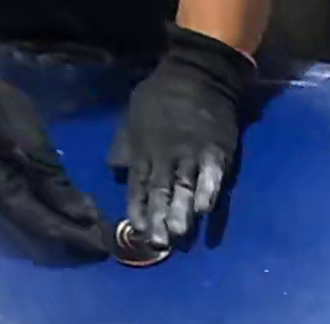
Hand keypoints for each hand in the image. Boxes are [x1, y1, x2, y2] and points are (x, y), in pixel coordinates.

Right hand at [0, 0, 107, 257]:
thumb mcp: (27, 132)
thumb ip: (53, 178)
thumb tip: (83, 216)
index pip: (38, 222)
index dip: (72, 236)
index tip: (102, 246)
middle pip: (32, 235)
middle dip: (69, 242)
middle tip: (101, 246)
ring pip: (26, 231)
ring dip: (60, 236)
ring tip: (90, 235)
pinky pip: (19, 218)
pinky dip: (45, 221)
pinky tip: (67, 219)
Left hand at [110, 24, 253, 248]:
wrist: (198, 73)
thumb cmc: (163, 97)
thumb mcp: (134, 116)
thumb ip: (125, 145)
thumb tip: (114, 169)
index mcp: (145, 150)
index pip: (139, 185)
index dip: (138, 208)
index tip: (138, 230)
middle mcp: (166, 156)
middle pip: (161, 192)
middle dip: (159, 219)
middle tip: (159, 243)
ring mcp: (192, 155)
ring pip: (185, 188)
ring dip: (181, 212)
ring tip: (179, 234)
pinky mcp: (215, 152)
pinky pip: (212, 176)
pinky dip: (208, 192)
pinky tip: (205, 210)